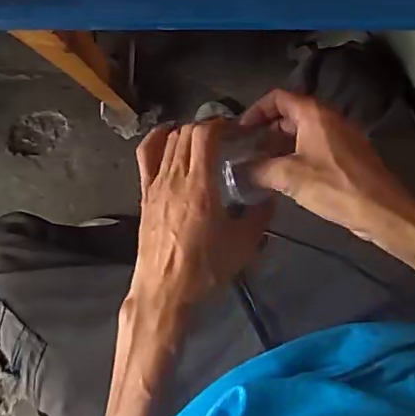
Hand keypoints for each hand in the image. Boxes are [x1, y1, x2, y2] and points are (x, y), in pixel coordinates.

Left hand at [130, 120, 270, 313]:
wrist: (164, 291)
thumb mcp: (243, 245)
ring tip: (204, 140)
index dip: (222, 124)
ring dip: (187, 132)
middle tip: (227, 137)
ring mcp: (156, 183)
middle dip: (209, 127)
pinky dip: (156, 138)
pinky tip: (168, 136)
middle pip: (187, 132)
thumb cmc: (205, 269)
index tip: (238, 130)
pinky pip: (145, 155)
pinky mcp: (144, 192)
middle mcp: (175, 177)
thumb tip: (270, 196)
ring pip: (168, 140)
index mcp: (200, 185)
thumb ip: (260, 216)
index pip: (205, 135)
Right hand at [240, 90, 414, 255]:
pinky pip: (316, 146)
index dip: (256, 110)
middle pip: (290, 113)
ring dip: (281, 144)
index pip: (277, 97)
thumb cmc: (335, 186)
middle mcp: (328, 118)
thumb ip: (259, 169)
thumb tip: (239, 170)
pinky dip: (297, 154)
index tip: (241, 130)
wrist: (384, 212)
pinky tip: (286, 176)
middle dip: (266, 129)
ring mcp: (341, 136)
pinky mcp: (348, 155)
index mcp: (314, 114)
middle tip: (248, 148)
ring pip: (303, 131)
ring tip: (261, 164)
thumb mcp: (289, 177)